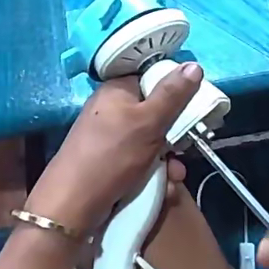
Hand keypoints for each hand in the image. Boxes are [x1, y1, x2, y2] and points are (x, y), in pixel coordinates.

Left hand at [24, 63, 203, 233]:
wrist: (74, 204)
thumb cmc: (111, 155)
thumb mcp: (148, 122)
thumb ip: (173, 95)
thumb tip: (194, 64)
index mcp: (118, 91)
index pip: (153, 80)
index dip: (176, 94)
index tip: (192, 112)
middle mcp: (114, 111)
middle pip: (158, 115)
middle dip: (175, 139)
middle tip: (183, 152)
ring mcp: (113, 139)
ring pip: (154, 144)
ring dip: (169, 162)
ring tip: (173, 178)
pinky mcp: (114, 163)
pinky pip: (143, 163)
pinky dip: (156, 175)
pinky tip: (164, 189)